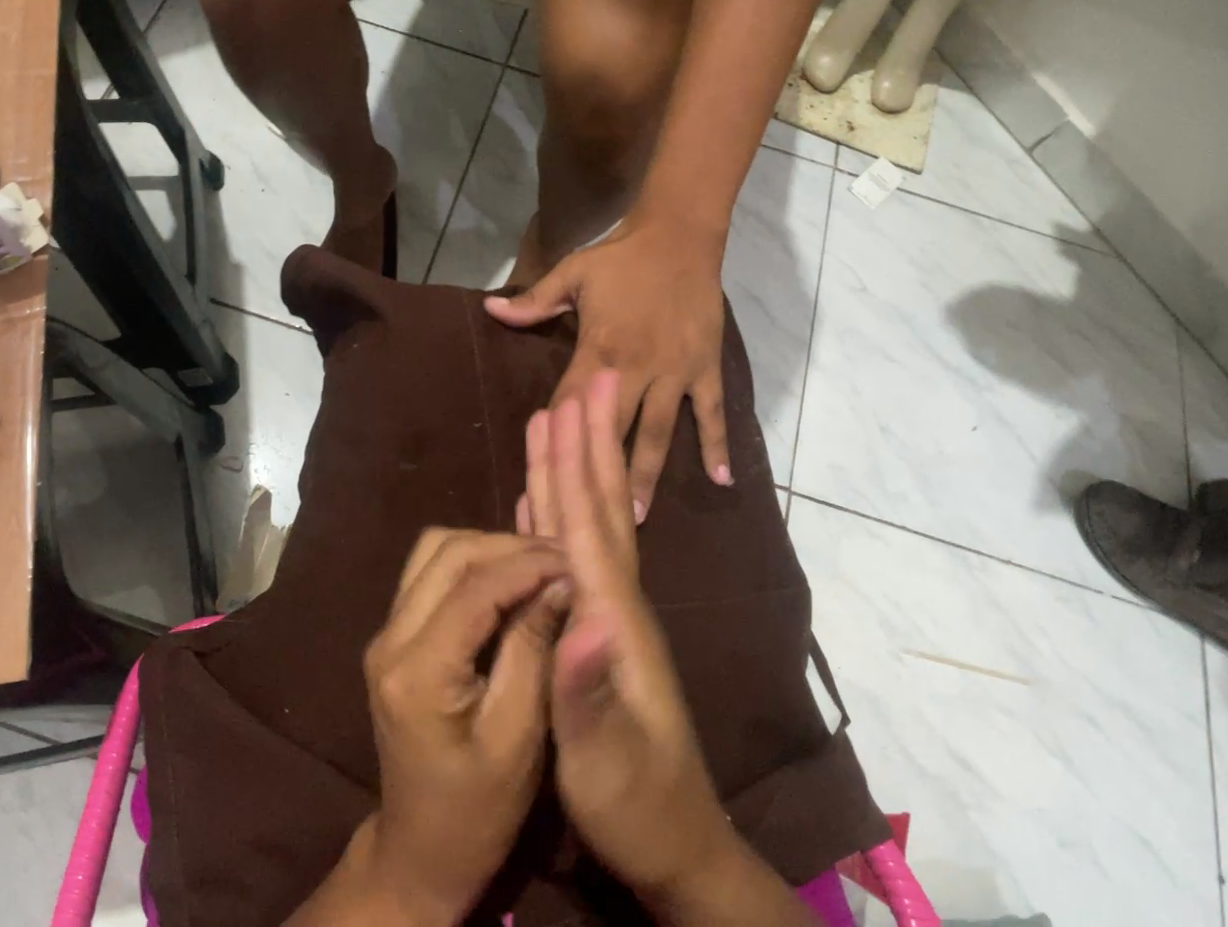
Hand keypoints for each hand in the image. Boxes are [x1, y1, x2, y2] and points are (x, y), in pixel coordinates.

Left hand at [357, 530, 572, 923]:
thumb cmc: (479, 807)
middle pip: (446, 553)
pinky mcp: (392, 639)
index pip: (474, 586)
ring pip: (432, 553)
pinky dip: (470, 566)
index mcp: (418, 671)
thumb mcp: (519, 736)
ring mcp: (384, 635)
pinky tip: (508, 584)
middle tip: (562, 560)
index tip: (577, 560)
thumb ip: (533, 651)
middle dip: (508, 547)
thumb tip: (561, 581)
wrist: (422, 847)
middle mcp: (389, 639)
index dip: (528, 563)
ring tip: (538, 568)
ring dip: (487, 549)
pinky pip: (427, 575)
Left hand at [487, 219, 731, 522]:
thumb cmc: (620, 258)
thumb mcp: (572, 273)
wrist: (681, 234)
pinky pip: (712, 412)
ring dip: (648, 474)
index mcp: (601, 351)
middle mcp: (639, 370)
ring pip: (661, 433)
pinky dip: (718, 445)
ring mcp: (676, 373)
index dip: (559, 439)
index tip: (544, 477)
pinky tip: (722, 480)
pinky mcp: (706, 368)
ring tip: (638, 517)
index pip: (573, 403)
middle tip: (589, 520)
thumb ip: (533, 301)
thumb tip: (490, 311)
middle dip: (601, 474)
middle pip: (615, 430)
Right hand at [523, 371, 749, 902]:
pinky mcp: (605, 635)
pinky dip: (565, 519)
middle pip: (598, 510)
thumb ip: (589, 692)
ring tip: (564, 424)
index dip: (572, 466)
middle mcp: (619, 606)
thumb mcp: (604, 761)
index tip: (564, 404)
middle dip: (587, 445)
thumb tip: (585, 617)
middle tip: (581, 384)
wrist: (678, 843)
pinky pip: (582, 557)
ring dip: (579, 471)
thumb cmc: (636, 805)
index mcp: (614, 622)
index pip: (588, 528)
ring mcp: (616, 619)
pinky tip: (549, 506)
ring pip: (593, 526)